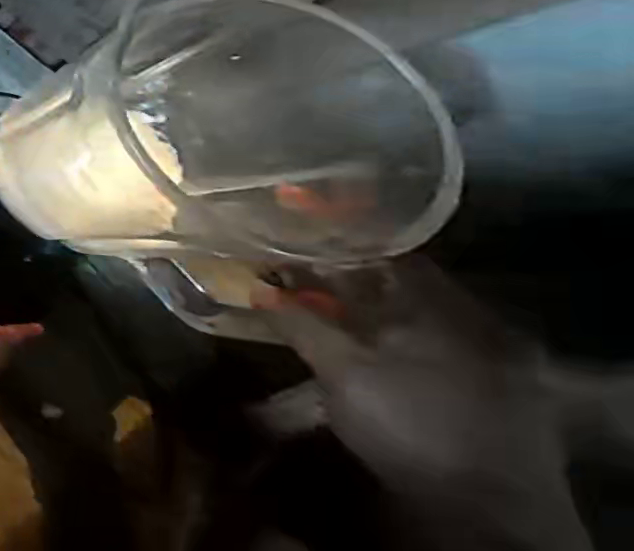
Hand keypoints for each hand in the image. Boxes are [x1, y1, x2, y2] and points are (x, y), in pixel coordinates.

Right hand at [261, 261, 591, 549]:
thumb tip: (254, 285)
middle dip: (331, 268)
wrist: (478, 515)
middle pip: (388, 283)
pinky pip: (399, 340)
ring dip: (341, 302)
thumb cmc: (411, 425)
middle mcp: (467, 328)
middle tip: (279, 251)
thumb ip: (297, 321)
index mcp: (452, 313)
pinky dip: (360, 329)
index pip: (388, 252)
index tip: (292, 216)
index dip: (337, 233)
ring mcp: (466, 362)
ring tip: (290, 286)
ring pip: (391, 314)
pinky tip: (323, 326)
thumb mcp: (343, 370)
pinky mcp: (456, 389)